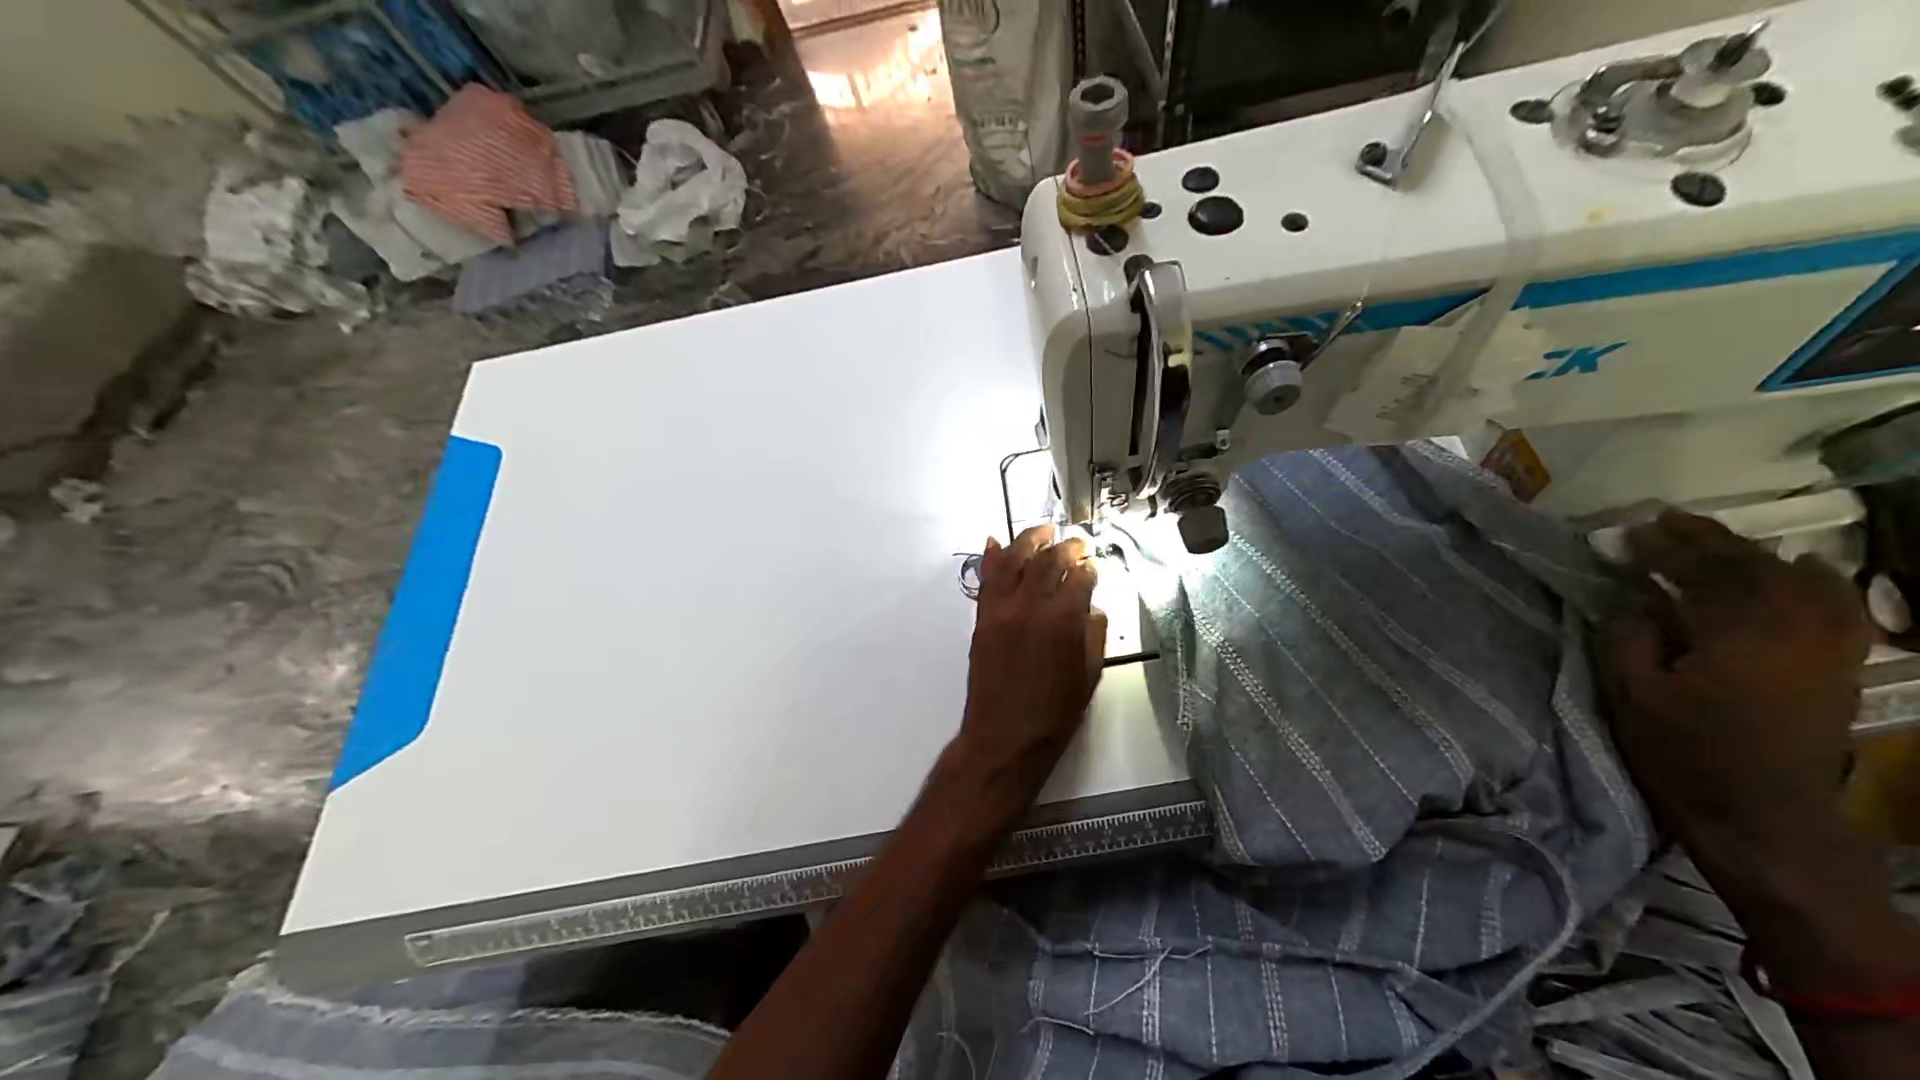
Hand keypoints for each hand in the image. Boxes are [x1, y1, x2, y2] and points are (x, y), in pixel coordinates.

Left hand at [947, 526, 1106, 810]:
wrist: (1003, 737)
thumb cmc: (1052, 715)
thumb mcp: (1088, 676)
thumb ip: (1092, 635)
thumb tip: (1090, 606)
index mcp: (1062, 622)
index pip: (1079, 578)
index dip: (1089, 569)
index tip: (1093, 565)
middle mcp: (1030, 608)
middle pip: (1048, 561)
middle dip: (1066, 547)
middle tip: (1076, 543)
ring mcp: (1001, 610)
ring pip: (1013, 560)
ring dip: (1028, 540)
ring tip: (1042, 530)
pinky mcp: (981, 619)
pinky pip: (985, 580)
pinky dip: (990, 558)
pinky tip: (995, 542)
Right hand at [1599, 510, 1871, 845]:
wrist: (1764, 817)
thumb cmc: (1684, 755)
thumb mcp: (1631, 696)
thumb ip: (1627, 639)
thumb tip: (1634, 602)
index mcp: (1737, 636)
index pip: (1702, 573)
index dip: (1665, 548)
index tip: (1631, 531)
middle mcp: (1794, 632)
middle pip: (1754, 568)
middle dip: (1708, 541)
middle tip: (1667, 522)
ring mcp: (1827, 650)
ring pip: (1800, 582)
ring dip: (1755, 555)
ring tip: (1719, 542)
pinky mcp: (1838, 668)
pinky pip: (1837, 607)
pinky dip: (1813, 581)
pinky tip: (1799, 570)